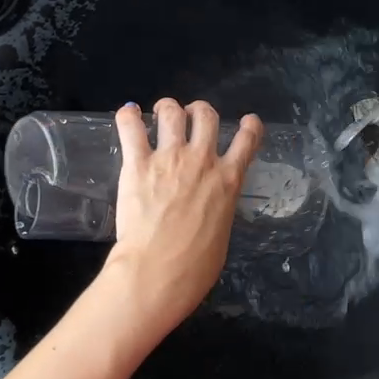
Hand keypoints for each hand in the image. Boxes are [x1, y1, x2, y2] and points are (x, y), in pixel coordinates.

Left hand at [107, 99, 261, 331]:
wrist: (159, 270)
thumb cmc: (196, 266)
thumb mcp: (222, 232)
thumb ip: (218, 210)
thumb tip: (210, 210)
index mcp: (229, 180)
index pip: (248, 139)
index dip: (250, 126)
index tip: (247, 121)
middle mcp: (202, 160)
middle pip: (207, 116)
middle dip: (200, 110)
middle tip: (191, 115)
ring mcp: (169, 159)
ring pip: (172, 113)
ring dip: (168, 108)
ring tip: (161, 111)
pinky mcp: (137, 164)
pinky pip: (131, 128)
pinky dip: (129, 116)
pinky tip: (128, 114)